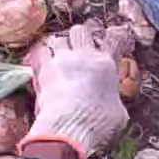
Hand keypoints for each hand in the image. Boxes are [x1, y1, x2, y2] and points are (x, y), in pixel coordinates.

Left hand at [21, 21, 134, 158]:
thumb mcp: (118, 114)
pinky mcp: (42, 69)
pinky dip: (40, 55)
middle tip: (81, 45)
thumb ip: (115, 100)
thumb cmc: (98, 124)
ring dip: (59, 45)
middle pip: (81, 30)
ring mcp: (61, 60)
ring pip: (58, 38)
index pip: (114, 39)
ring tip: (60, 54)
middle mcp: (84, 56)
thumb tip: (115, 104)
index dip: (115, 34)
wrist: (69, 128)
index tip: (113, 36)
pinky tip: (41, 60)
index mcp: (106, 65)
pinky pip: (39, 52)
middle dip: (81, 35)